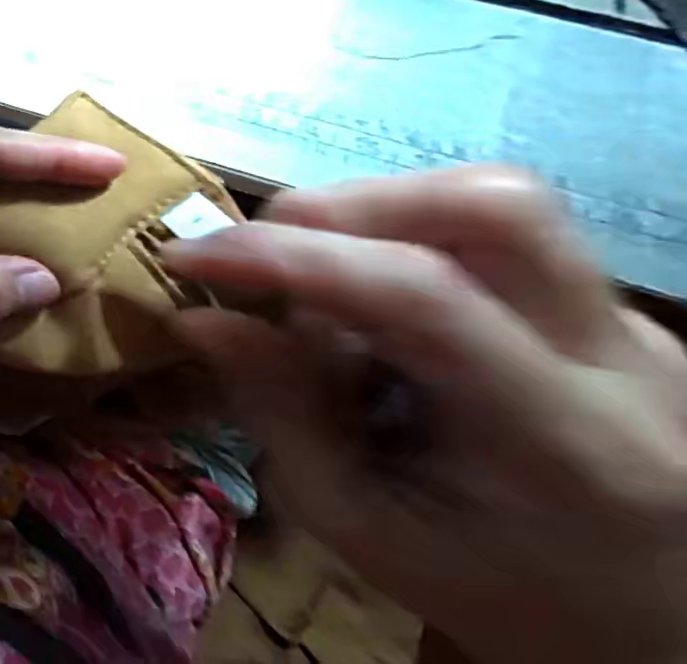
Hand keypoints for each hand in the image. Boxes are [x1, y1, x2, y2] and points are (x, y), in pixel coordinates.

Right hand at [164, 167, 686, 663]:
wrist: (652, 624)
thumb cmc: (488, 588)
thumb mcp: (351, 518)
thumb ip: (275, 408)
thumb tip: (197, 316)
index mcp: (563, 440)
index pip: (422, 295)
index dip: (283, 257)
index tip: (183, 259)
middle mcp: (619, 358)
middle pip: (490, 208)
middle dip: (339, 208)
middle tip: (258, 254)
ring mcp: (620, 322)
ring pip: (481, 201)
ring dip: (354, 217)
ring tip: (299, 282)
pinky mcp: (593, 307)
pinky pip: (470, 231)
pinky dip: (379, 241)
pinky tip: (352, 305)